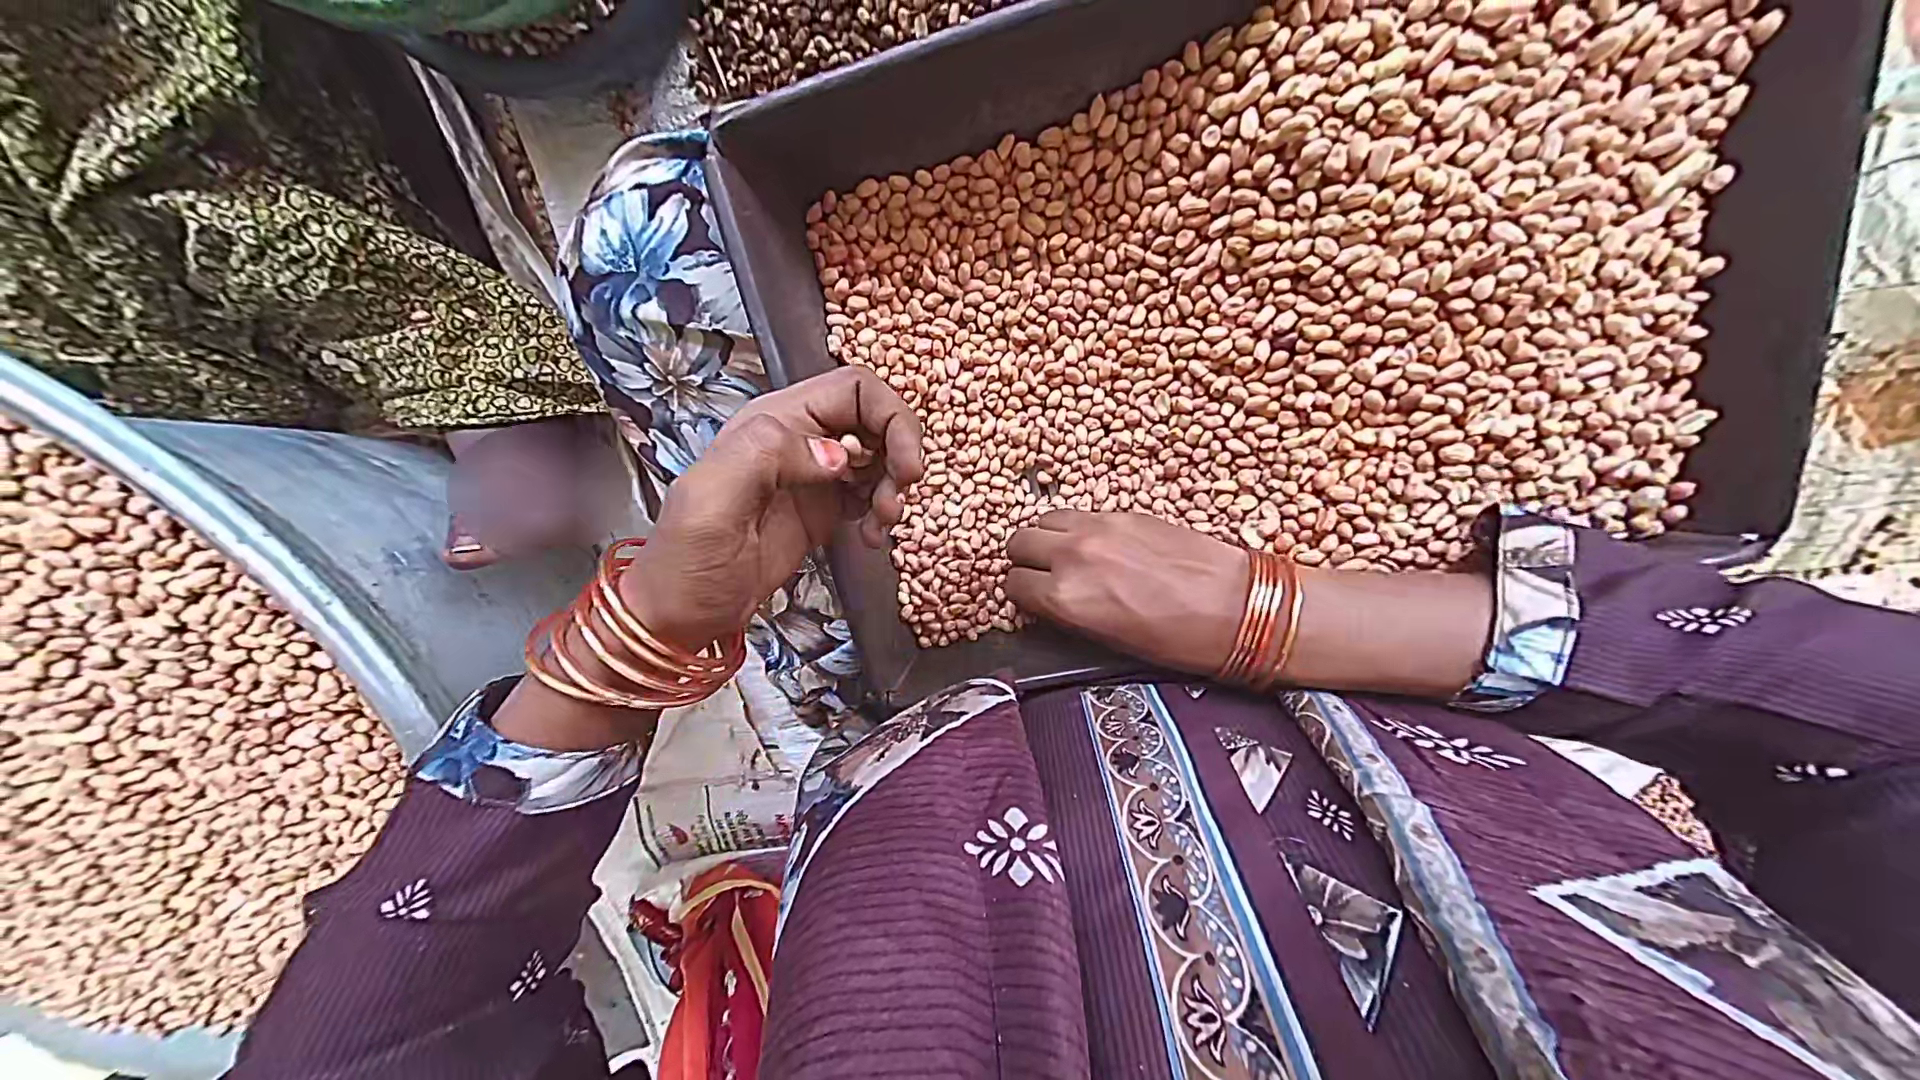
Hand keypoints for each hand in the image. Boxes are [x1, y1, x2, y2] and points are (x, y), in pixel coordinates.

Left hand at [622, 367, 924, 651]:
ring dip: (894, 487)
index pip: (854, 389)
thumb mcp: (711, 498)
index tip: (906, 465)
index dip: (892, 417)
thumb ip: (769, 455)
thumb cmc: (686, 559)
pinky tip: (871, 536)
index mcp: (775, 421)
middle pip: (876, 420)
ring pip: (880, 457)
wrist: (683, 614)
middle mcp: (801, 439)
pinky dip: (883, 512)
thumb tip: (839, 455)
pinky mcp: (824, 509)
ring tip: (882, 523)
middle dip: (900, 454)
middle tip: (898, 499)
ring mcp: (815, 475)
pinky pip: (872, 494)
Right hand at [1006, 511, 1249, 675]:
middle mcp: (1072, 555)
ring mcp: (1097, 527)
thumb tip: (1049, 600)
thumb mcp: (1108, 639)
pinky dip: (1077, 527)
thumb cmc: (1178, 639)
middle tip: (1041, 572)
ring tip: (1066, 553)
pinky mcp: (1124, 512)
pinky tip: (1098, 544)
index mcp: (1063, 597)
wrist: (1237, 607)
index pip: (1013, 584)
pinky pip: (1081, 514)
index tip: (1031, 597)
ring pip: (1045, 519)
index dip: (1021, 593)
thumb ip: (1067, 612)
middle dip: (1025, 559)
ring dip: (1047, 536)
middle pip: (1019, 542)